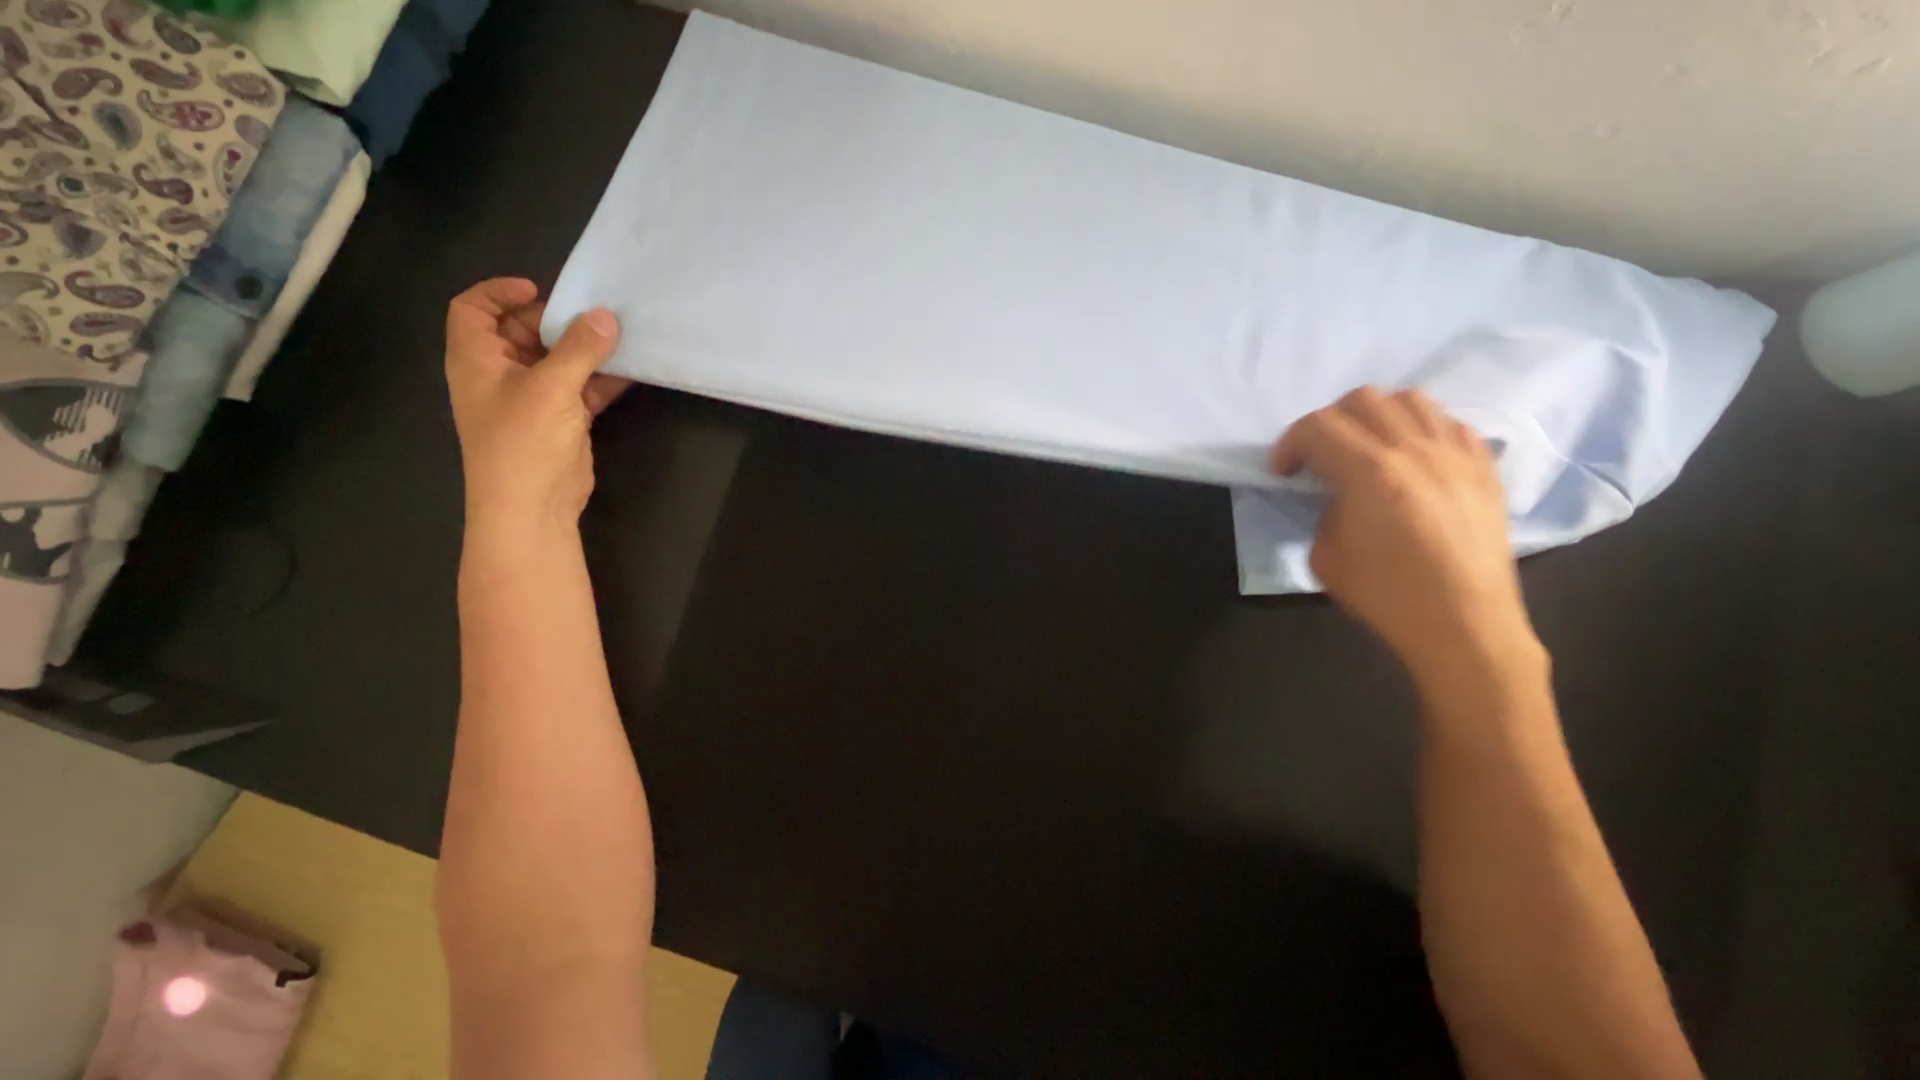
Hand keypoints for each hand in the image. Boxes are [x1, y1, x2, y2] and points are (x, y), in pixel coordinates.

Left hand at [445, 278, 630, 534]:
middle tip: (591, 315)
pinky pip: (579, 388)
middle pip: (519, 331)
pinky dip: (600, 378)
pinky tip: (630, 370)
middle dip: (554, 320)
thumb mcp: (550, 387)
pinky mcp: (559, 422)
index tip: (540, 291)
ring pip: (555, 361)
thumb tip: (606, 316)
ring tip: (618, 336)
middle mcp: (499, 376)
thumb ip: (580, 348)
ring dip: (584, 349)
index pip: (471, 310)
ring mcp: (530, 400)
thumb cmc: (523, 443)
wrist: (531, 510)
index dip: (498, 292)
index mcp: (476, 361)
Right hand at [1273, 387, 1541, 688]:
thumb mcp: (1327, 557)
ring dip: (1378, 415)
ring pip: (1410, 401)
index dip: (1290, 443)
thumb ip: (1324, 511)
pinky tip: (1414, 458)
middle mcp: (1414, 450)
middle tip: (1322, 455)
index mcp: (1369, 473)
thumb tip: (1336, 495)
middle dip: (1330, 421)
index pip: (1317, 427)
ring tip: (1370, 446)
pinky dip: (1423, 430)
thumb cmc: (1388, 596)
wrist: (1464, 625)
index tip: (1284, 471)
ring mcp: (1455, 455)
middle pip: (1362, 400)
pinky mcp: (1484, 468)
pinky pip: (1451, 424)